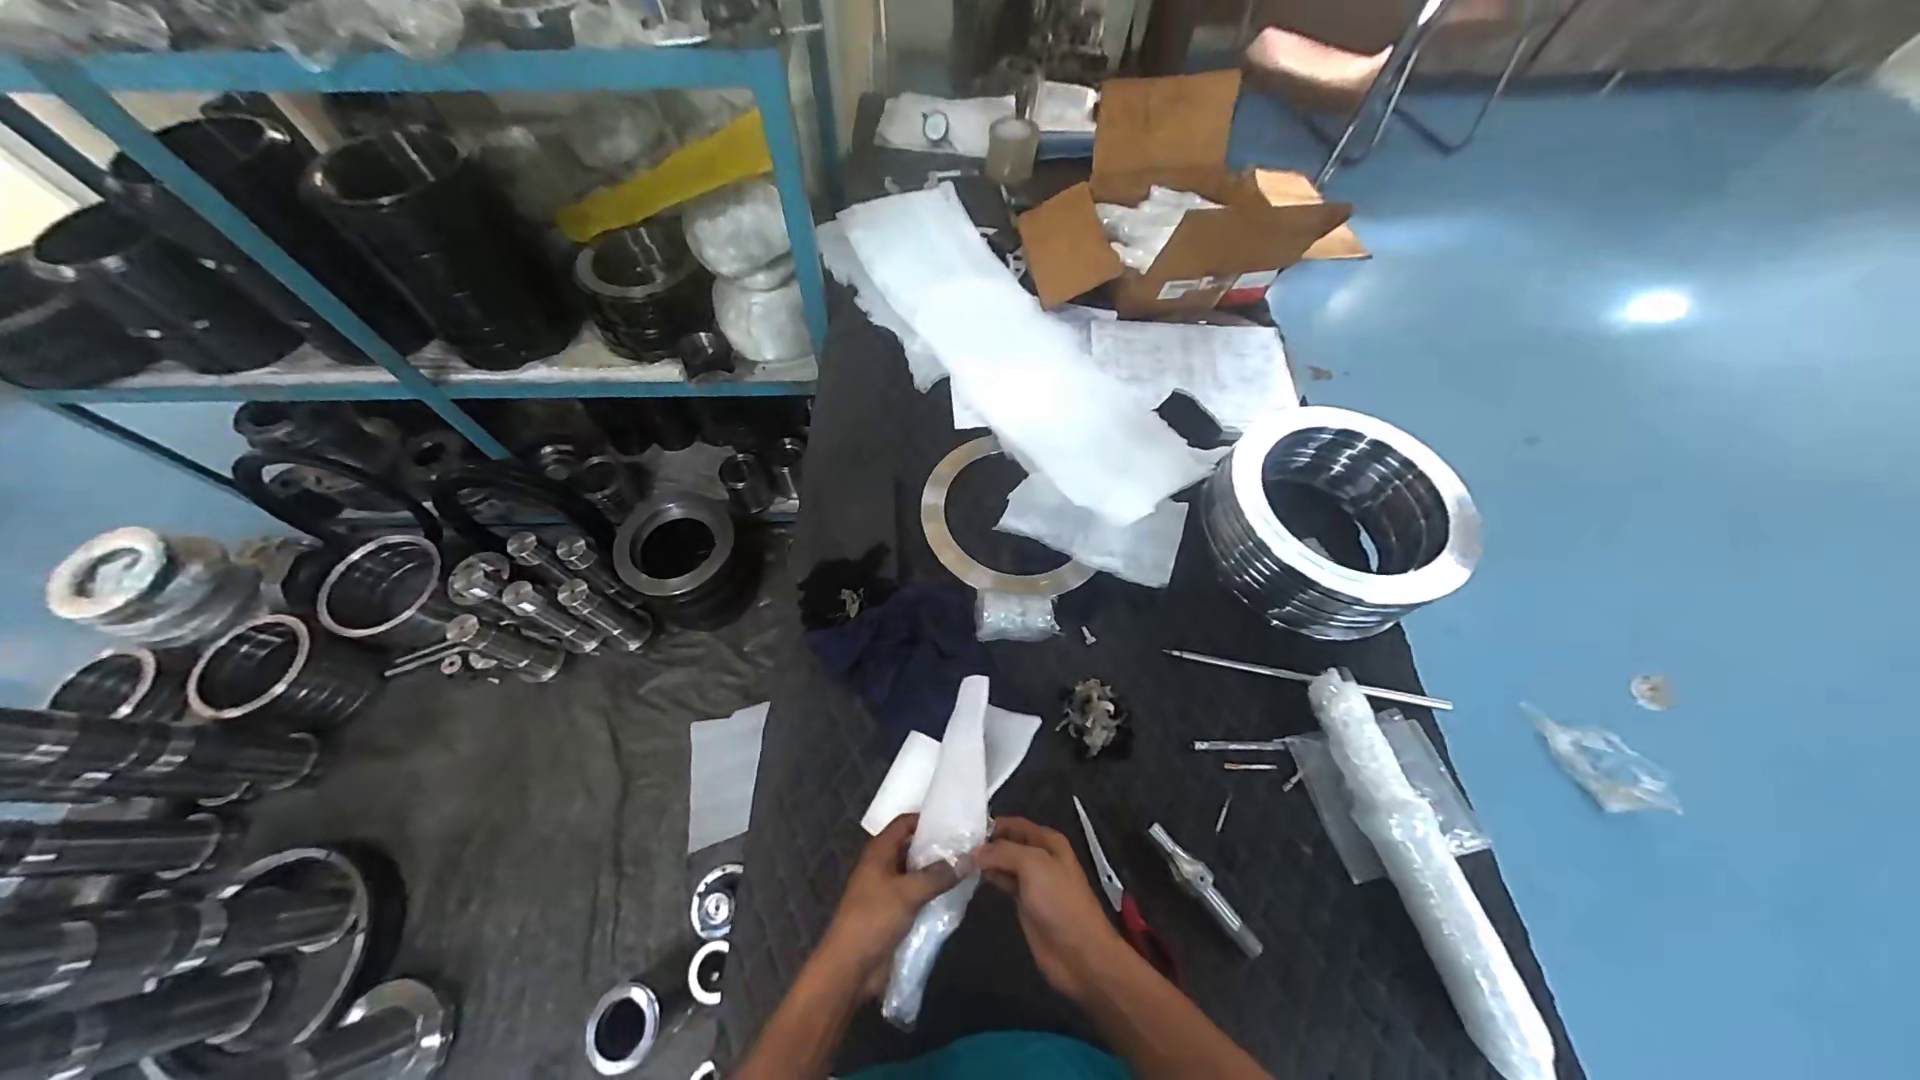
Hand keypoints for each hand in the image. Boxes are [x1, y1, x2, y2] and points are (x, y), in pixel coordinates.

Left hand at [819, 814, 960, 991]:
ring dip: (938, 872)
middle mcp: (883, 865)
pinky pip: (918, 895)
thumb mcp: (908, 892)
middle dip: (938, 847)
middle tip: (969, 846)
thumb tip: (968, 859)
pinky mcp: (895, 912)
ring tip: (969, 867)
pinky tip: (956, 893)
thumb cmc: (874, 918)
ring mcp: (889, 889)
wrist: (851, 967)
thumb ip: (939, 875)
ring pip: (917, 872)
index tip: (955, 822)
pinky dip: (934, 892)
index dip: (927, 819)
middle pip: (913, 847)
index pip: (905, 823)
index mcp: (879, 851)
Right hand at [973, 816, 1130, 1002]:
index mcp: (1047, 841)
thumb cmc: (1059, 901)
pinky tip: (970, 879)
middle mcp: (1039, 856)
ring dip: (983, 862)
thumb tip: (973, 852)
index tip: (962, 831)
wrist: (1079, 953)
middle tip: (953, 848)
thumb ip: (1002, 852)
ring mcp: (1031, 881)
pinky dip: (988, 879)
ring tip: (955, 861)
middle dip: (984, 844)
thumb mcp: (1032, 865)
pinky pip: (1002, 883)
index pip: (1013, 824)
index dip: (990, 825)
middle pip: (1006, 842)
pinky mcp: (1024, 903)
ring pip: (1002, 863)